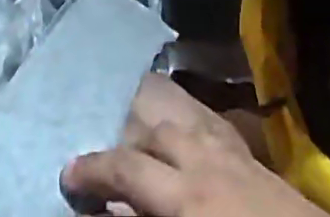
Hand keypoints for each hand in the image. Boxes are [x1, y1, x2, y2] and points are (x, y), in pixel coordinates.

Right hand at [62, 75, 324, 216]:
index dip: (92, 171)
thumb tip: (114, 206)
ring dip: (161, 132)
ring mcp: (238, 158)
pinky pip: (218, 134)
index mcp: (186, 195)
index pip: (126, 170)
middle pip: (157, 133)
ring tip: (145, 147)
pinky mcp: (262, 164)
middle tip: (107, 162)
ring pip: (188, 125)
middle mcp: (208, 164)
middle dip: (127, 144)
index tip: (67, 174)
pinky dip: (195, 135)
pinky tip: (193, 147)